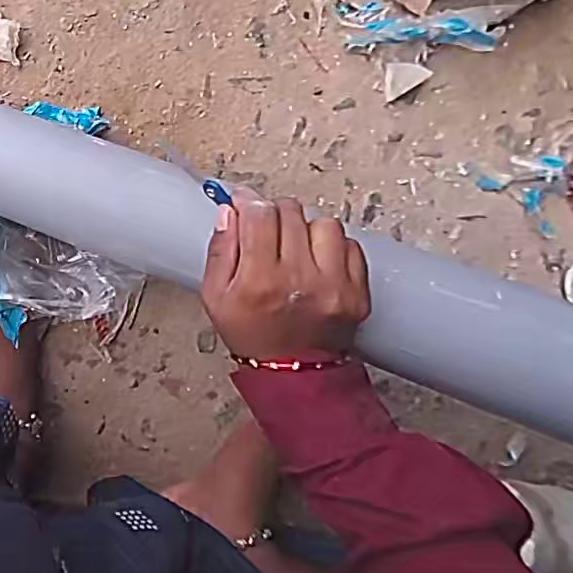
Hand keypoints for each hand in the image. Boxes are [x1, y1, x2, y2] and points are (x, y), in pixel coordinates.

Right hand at [201, 197, 369, 360]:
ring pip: (323, 223)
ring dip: (304, 228)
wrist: (292, 372)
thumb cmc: (250, 334)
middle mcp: (299, 278)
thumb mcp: (215, 297)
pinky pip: (349, 245)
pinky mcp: (358, 291)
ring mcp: (334, 284)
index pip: (259, 216)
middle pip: (290, 213)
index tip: (243, 200)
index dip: (248, 201)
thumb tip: (230, 214)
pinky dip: (330, 246)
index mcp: (259, 280)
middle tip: (264, 226)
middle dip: (272, 212)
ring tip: (293, 246)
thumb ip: (220, 252)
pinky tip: (315, 261)